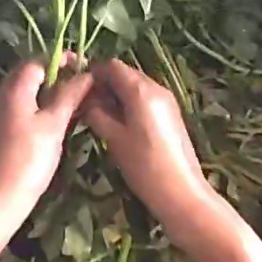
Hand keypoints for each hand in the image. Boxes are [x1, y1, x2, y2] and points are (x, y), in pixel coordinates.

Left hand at [0, 59, 92, 213]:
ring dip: (52, 88)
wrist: (4, 192)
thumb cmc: (31, 156)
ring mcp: (3, 107)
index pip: (39, 61)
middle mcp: (5, 91)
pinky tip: (61, 114)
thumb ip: (69, 96)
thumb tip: (86, 75)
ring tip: (77, 96)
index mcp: (15, 86)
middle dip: (58, 73)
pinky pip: (26, 102)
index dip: (61, 60)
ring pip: (30, 88)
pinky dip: (43, 101)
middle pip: (33, 72)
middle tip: (83, 80)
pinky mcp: (6, 122)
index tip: (84, 65)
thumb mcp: (54, 124)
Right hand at [81, 59, 223, 235]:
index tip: (78, 89)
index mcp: (140, 90)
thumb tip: (83, 98)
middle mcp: (156, 88)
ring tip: (101, 115)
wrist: (183, 196)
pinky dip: (129, 103)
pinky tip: (120, 123)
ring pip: (134, 86)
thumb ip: (95, 111)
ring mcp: (166, 101)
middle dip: (104, 84)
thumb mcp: (112, 137)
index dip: (93, 73)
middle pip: (124, 73)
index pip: (111, 65)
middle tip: (87, 103)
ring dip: (116, 94)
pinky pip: (145, 98)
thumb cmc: (144, 165)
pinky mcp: (171, 114)